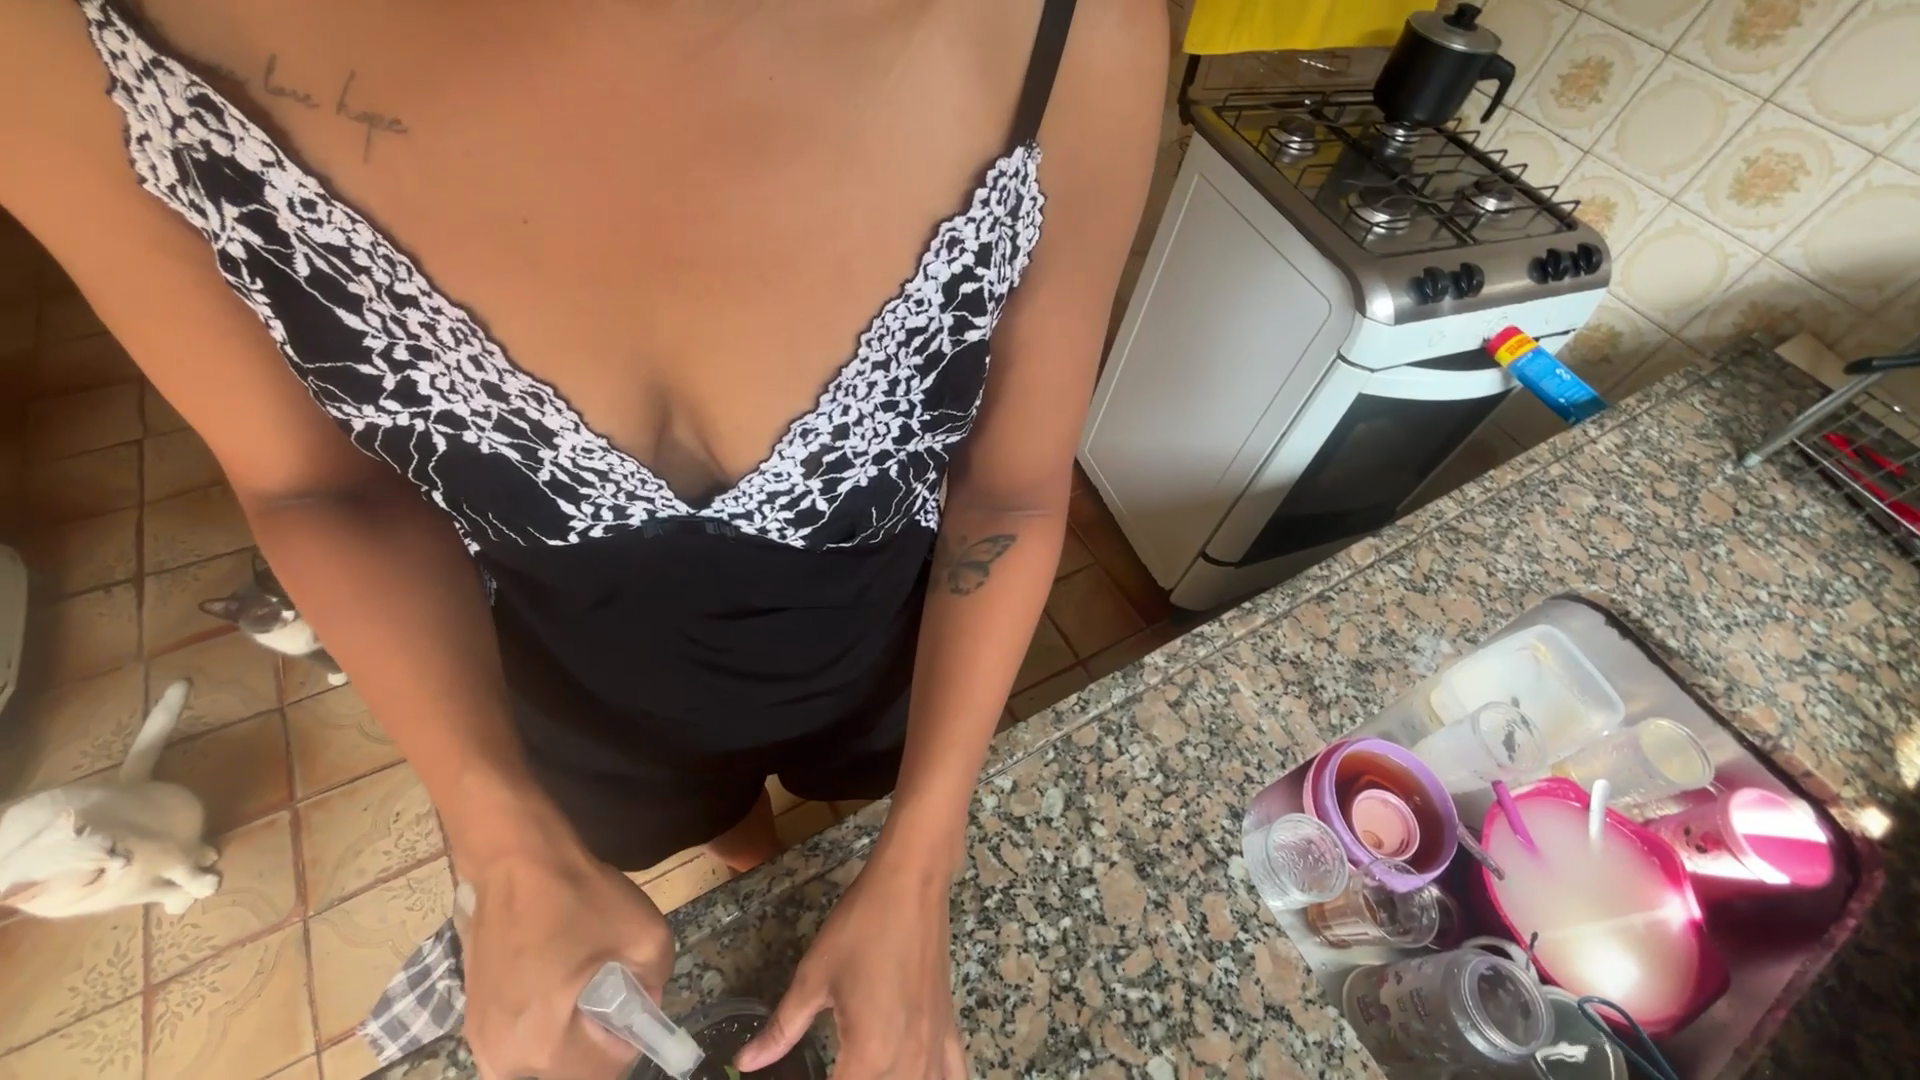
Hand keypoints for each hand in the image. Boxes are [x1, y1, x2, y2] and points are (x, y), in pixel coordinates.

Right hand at [462, 840, 674, 1079]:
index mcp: (544, 1044)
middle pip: (571, 1073)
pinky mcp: (473, 1020)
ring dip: (570, 1035)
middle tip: (612, 989)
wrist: (515, 862)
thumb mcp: (645, 933)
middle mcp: (503, 1059)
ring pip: (543, 1060)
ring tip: (583, 981)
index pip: (604, 1074)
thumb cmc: (579, 897)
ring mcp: (480, 1041)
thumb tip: (647, 1000)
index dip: (632, 1041)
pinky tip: (557, 979)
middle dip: (599, 1040)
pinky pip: (521, 1041)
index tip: (637, 1002)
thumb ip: (656, 979)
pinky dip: (544, 1024)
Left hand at [738, 856, 965, 1077]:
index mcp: (869, 1056)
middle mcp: (908, 1064)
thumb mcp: (814, 977)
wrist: (911, 886)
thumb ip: (782, 1028)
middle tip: (832, 1062)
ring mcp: (934, 1048)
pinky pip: (954, 1076)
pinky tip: (919, 1076)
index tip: (801, 1072)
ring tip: (863, 1068)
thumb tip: (746, 1062)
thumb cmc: (860, 928)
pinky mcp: (949, 1028)